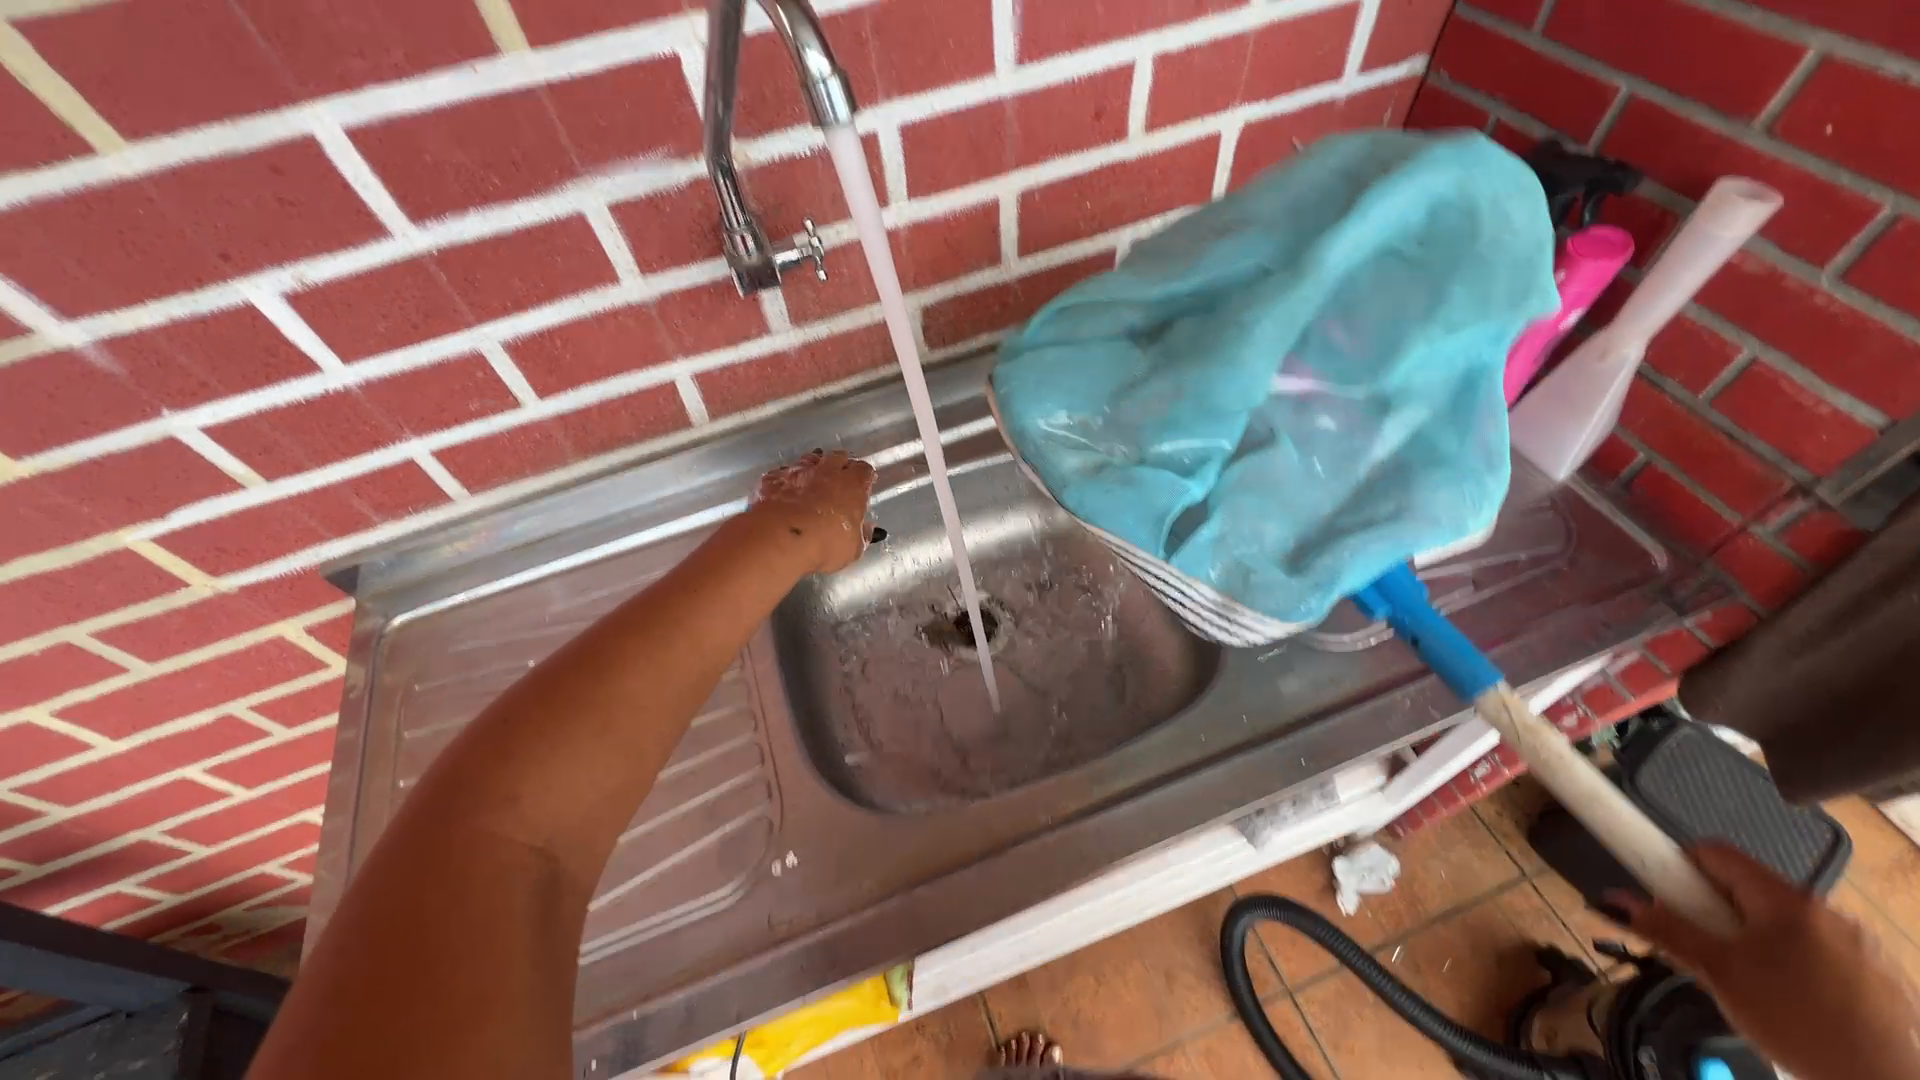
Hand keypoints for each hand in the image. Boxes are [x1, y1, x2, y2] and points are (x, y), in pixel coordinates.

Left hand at [749, 449, 877, 573]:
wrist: (780, 540)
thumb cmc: (824, 544)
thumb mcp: (853, 548)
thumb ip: (862, 534)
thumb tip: (867, 530)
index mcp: (853, 485)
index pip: (864, 470)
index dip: (864, 477)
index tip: (864, 484)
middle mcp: (827, 471)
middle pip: (838, 458)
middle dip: (840, 466)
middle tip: (839, 481)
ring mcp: (798, 472)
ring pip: (809, 460)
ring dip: (812, 468)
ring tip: (811, 483)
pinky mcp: (773, 479)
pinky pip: (782, 474)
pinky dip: (785, 481)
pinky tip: (784, 492)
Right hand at [1616, 842, 1919, 1079]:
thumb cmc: (1791, 1019)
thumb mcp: (1715, 971)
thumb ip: (1663, 929)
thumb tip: (1613, 900)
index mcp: (1786, 899)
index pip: (1715, 852)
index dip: (1679, 865)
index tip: (1664, 895)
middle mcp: (1827, 909)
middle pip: (1748, 889)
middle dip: (1714, 910)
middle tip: (1699, 946)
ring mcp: (1860, 942)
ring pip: (1782, 922)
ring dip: (1751, 936)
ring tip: (1742, 978)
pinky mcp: (1881, 974)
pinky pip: (1817, 949)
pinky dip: (1790, 961)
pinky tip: (1787, 997)